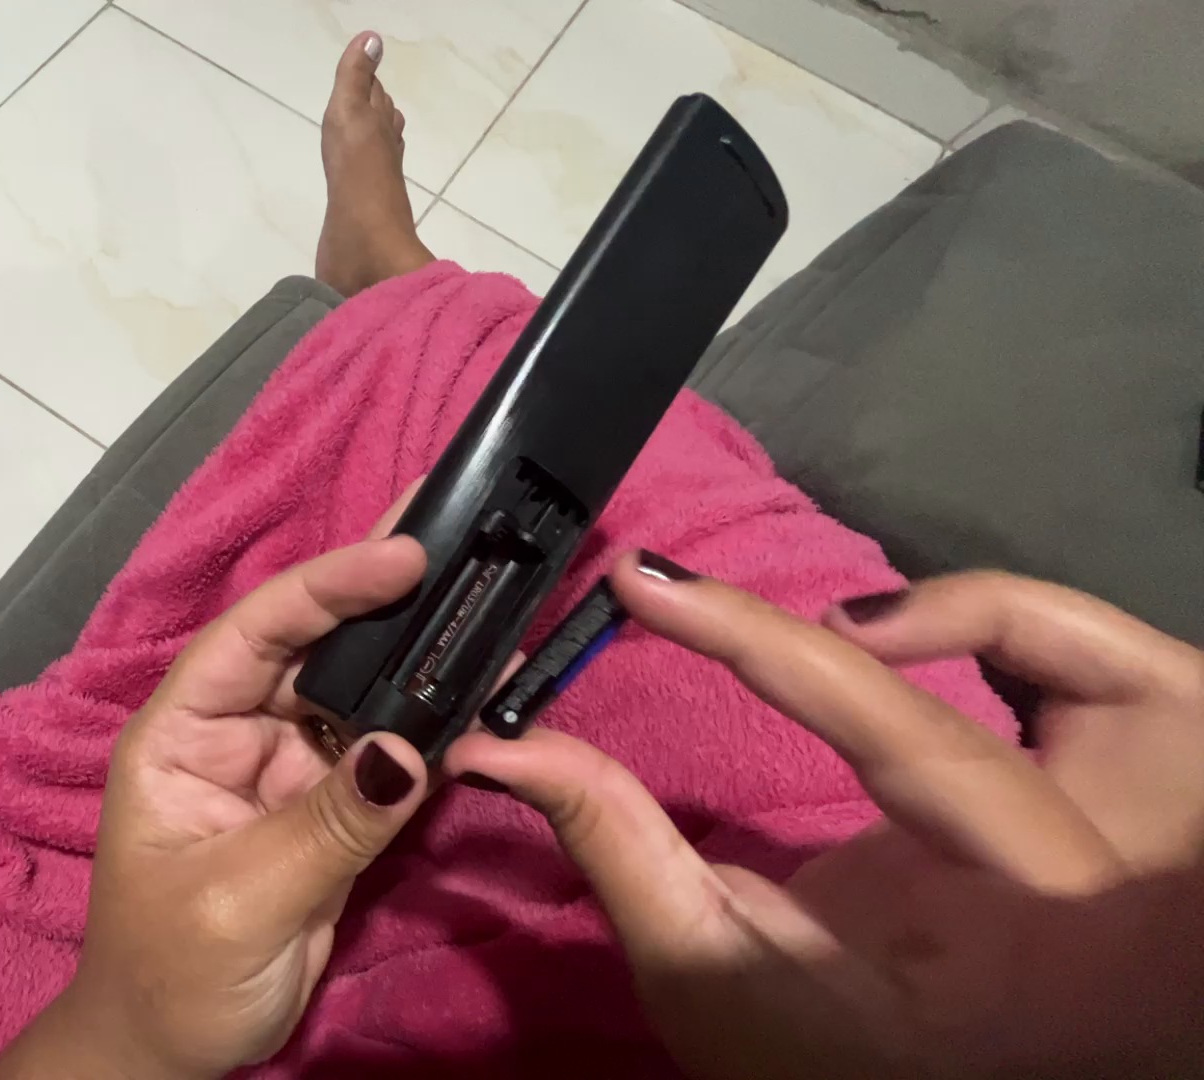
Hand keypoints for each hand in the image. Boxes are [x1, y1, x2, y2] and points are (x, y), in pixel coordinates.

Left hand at [0, 491, 434, 1078]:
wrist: (179, 1045)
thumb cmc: (173, 970)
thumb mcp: (239, 898)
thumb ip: (326, 824)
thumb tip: (407, 748)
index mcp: (184, 727)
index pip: (255, 633)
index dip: (325, 587)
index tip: (403, 556)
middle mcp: (238, 725)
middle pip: (313, 643)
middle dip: (380, 595)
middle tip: (455, 538)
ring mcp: (290, 760)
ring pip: (360, 689)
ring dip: (416, 654)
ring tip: (483, 603)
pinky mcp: (333, 798)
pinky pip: (388, 749)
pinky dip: (431, 721)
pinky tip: (478, 690)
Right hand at [446, 554, 1203, 1077]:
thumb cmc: (804, 1066)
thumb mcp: (692, 964)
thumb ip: (603, 834)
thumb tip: (491, 742)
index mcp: (1016, 929)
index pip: (899, 729)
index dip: (755, 634)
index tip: (642, 581)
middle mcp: (1117, 891)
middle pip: (1141, 694)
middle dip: (959, 617)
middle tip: (828, 625)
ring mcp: (1137, 870)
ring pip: (1163, 691)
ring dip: (1019, 626)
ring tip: (877, 632)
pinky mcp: (1108, 850)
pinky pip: (1137, 720)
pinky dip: (1038, 661)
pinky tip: (924, 675)